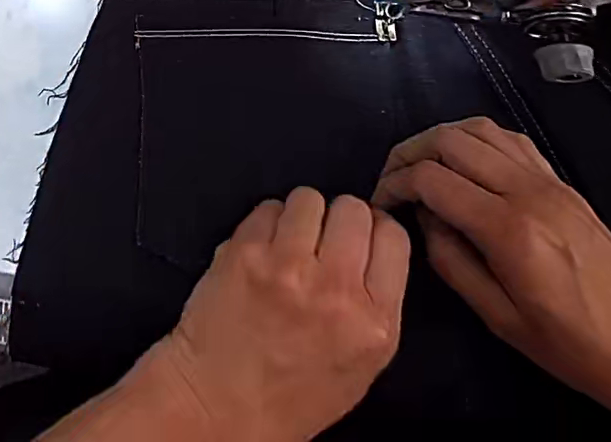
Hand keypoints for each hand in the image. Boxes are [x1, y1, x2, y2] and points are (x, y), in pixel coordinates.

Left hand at [134, 187, 410, 440]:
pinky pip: (268, 207)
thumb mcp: (362, 362)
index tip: (357, 237)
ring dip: (299, 216)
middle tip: (319, 242)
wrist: (217, 412)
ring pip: (309, 198)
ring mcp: (289, 267)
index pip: (393, 235)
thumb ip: (376, 299)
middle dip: (337, 219)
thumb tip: (373, 236)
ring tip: (286, 245)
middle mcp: (336, 291)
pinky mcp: (247, 254)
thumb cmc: (292, 393)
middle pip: (353, 208)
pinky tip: (259, 252)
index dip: (373, 229)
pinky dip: (265, 224)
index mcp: (374, 322)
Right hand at [372, 118, 610, 441]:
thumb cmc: (576, 348)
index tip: (379, 200)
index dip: (396, 182)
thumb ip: (453, 263)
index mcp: (509, 230)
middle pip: (451, 140)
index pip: (433, 179)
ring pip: (479, 128)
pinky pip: (509, 138)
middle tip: (390, 176)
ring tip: (419, 162)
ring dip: (440, 136)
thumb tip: (423, 220)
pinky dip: (476, 137)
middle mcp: (526, 189)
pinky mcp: (560, 178)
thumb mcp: (502, 320)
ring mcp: (547, 178)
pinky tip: (465, 158)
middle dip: (410, 150)